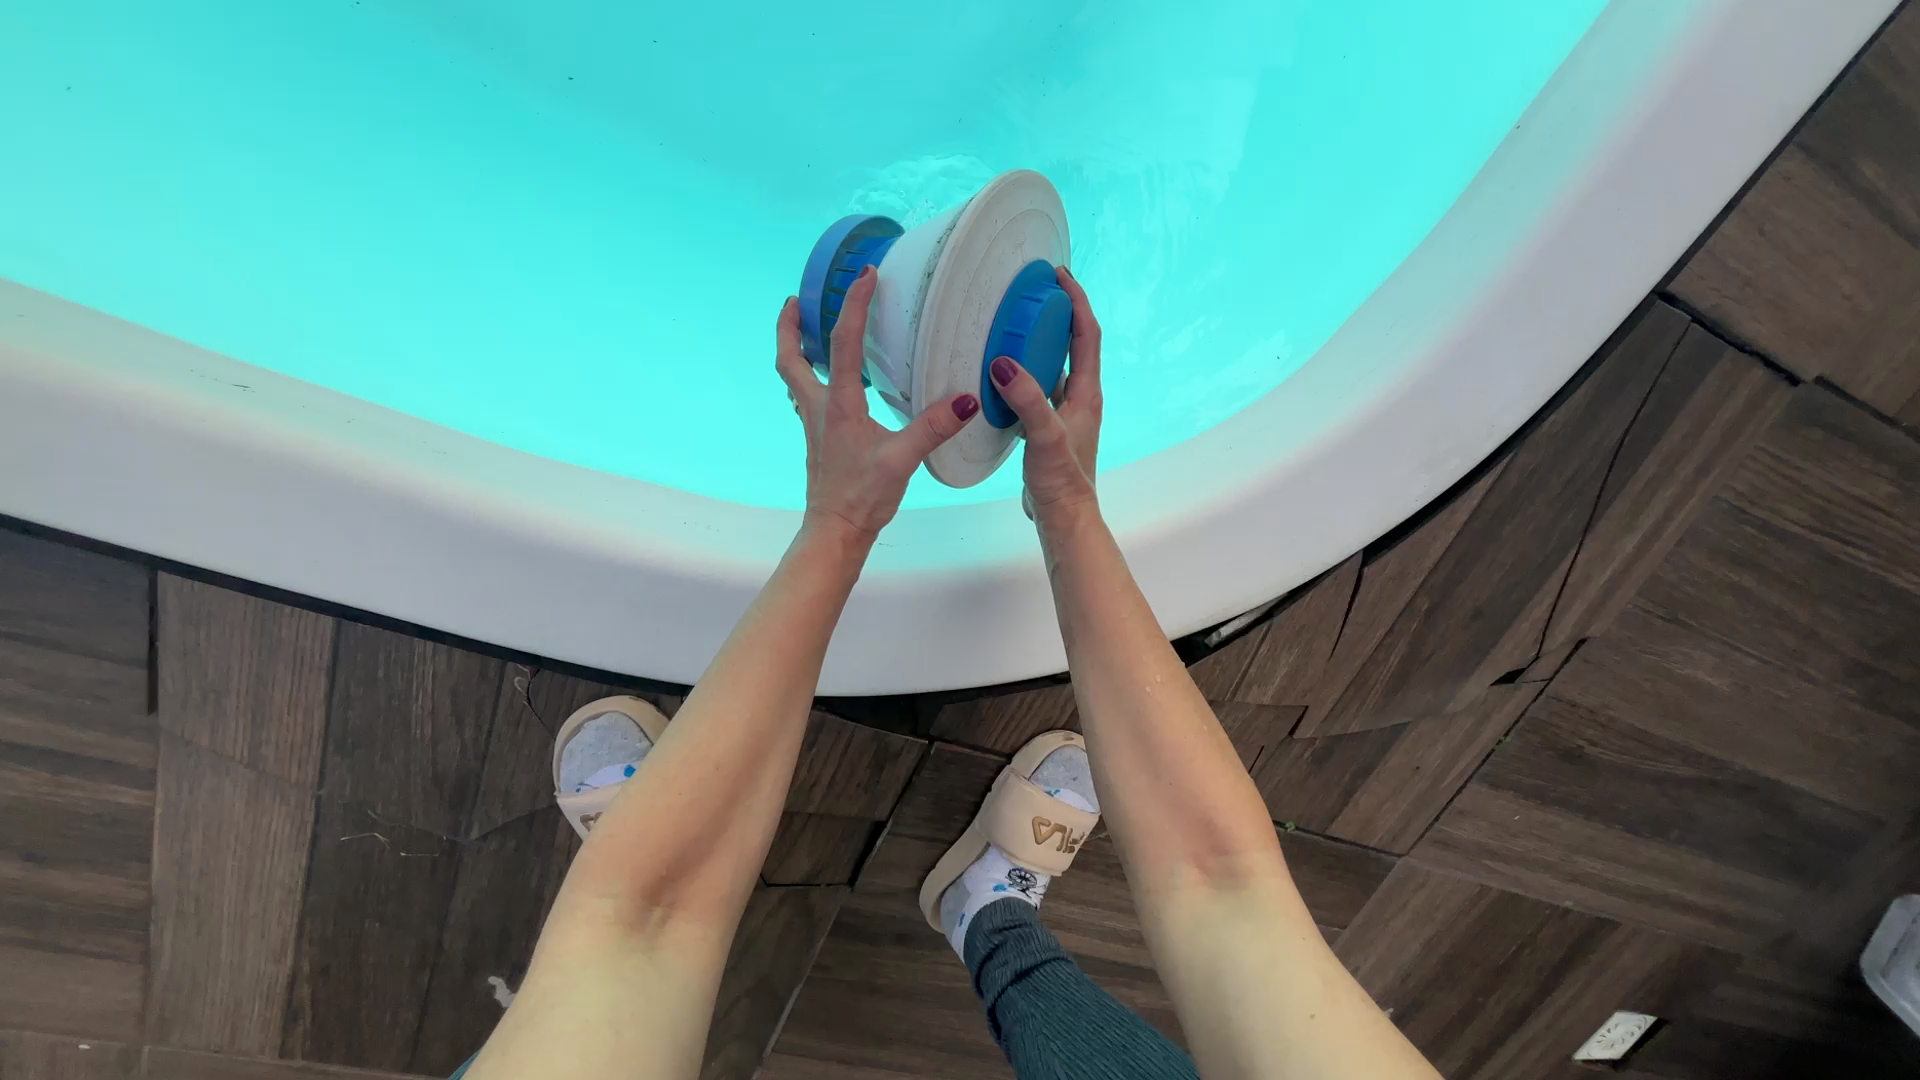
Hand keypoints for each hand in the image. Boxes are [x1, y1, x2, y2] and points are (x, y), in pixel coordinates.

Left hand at [775, 266, 979, 542]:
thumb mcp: (902, 460)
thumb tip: (965, 399)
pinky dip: (813, 376)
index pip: (843, 344)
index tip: (866, 276)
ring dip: (796, 349)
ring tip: (809, 329)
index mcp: (838, 406)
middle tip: (798, 300)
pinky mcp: (820, 440)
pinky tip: (834, 382)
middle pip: (790, 358)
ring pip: (794, 377)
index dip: (853, 306)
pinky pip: (809, 396)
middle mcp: (819, 410)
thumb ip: (932, 428)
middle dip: (791, 326)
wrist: (836, 530)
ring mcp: (815, 425)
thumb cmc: (862, 497)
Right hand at [987, 265, 1102, 527]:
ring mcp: (1065, 414)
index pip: (1086, 335)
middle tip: (1034, 293)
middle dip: (1057, 315)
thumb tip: (1002, 363)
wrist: (1063, 516)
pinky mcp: (1049, 429)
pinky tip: (1002, 379)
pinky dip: (1024, 376)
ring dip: (1040, 345)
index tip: (1059, 275)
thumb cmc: (1061, 480)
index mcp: (1085, 393)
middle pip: (1072, 346)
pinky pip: (1037, 391)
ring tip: (1014, 327)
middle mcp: (1079, 399)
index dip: (1076, 301)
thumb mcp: (1042, 436)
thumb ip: (1026, 399)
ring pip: (1054, 368)